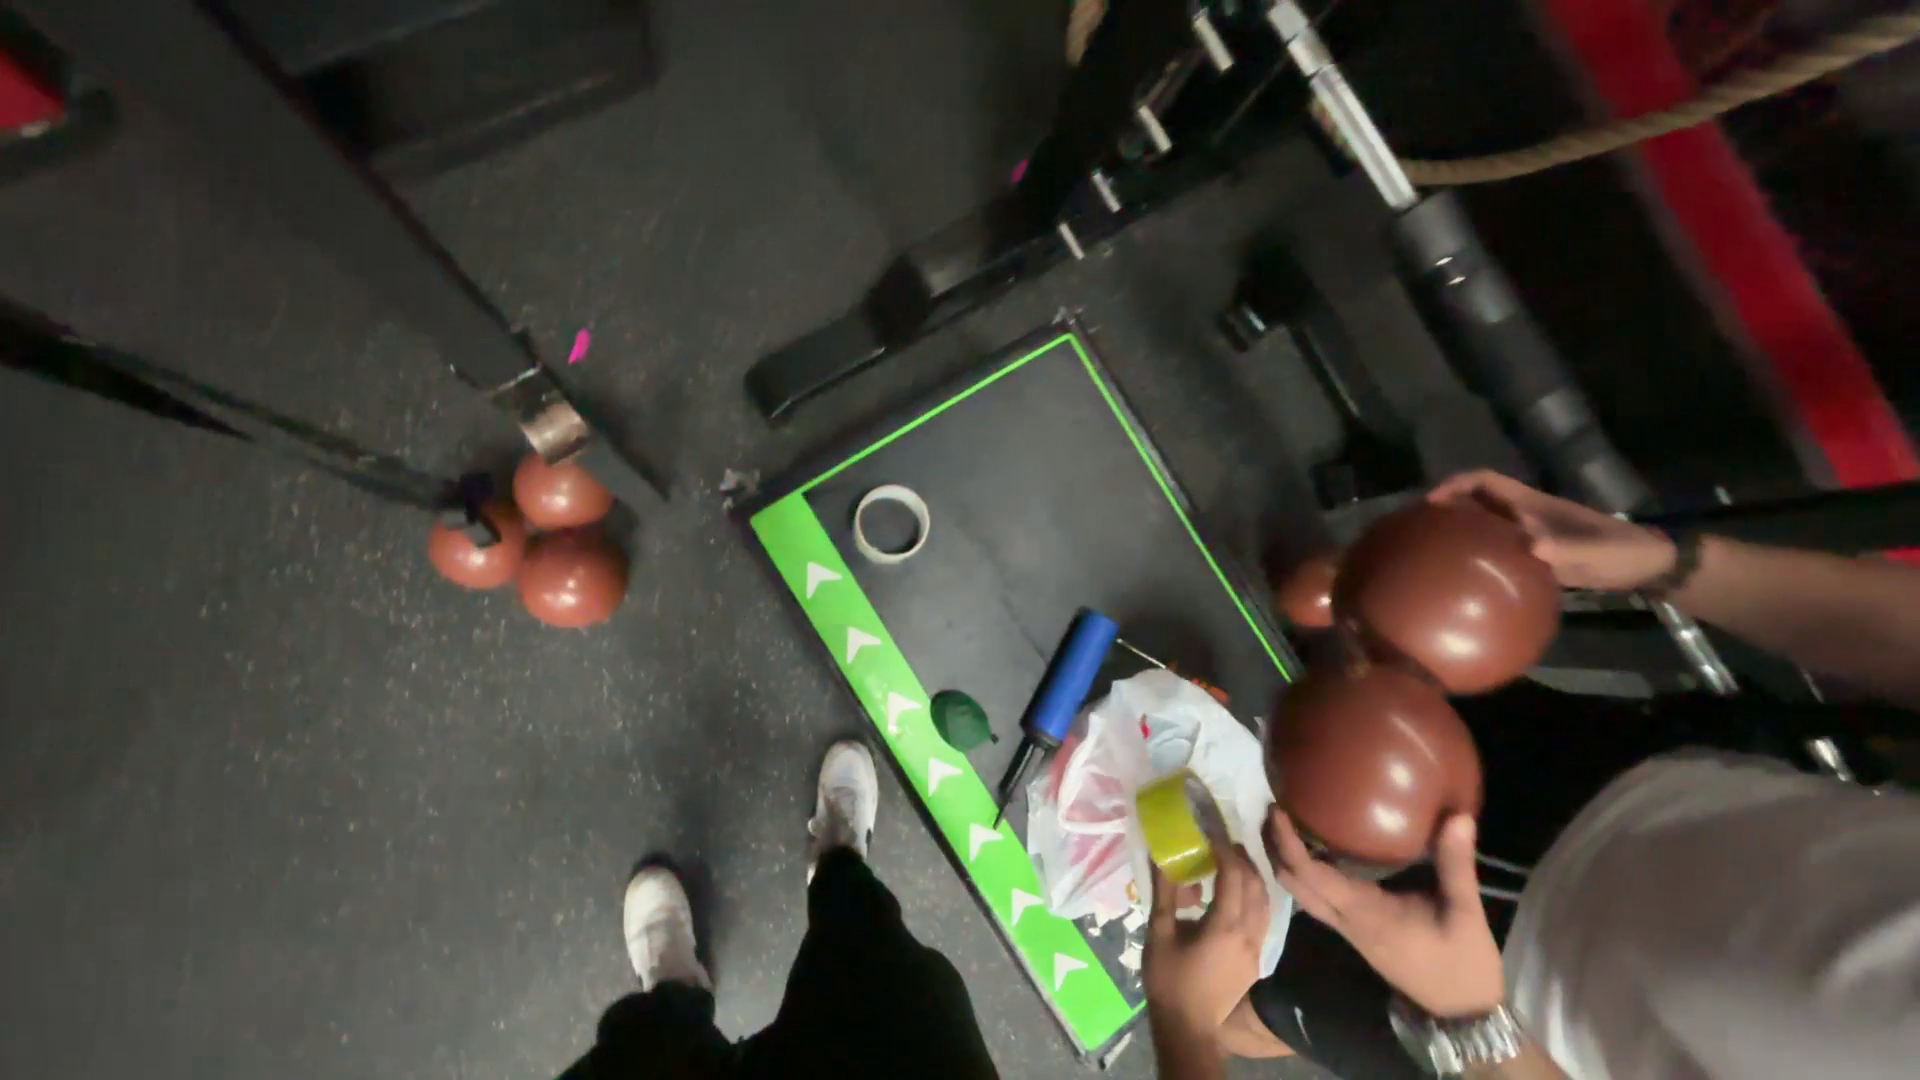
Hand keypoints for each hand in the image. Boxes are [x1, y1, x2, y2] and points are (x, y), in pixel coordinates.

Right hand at [1143, 839, 1272, 1036]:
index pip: (1233, 876)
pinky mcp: (1255, 961)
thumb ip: (1164, 893)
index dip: (1224, 850)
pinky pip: (1262, 919)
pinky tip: (1237, 894)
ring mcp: (1255, 950)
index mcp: (1224, 927)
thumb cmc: (1168, 979)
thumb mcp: (1159, 933)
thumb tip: (1160, 856)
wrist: (1188, 1027)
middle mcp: (1247, 935)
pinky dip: (1254, 898)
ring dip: (1252, 877)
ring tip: (1233, 861)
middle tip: (1224, 840)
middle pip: (1255, 886)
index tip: (1211, 831)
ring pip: (1264, 903)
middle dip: (1242, 859)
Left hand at [1266, 809, 1504, 1017]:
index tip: (1277, 810)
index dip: (1287, 842)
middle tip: (1272, 808)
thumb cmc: (1462, 964)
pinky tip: (1314, 848)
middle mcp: (1343, 918)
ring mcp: (1345, 927)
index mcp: (1362, 911)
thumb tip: (1459, 816)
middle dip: (1274, 846)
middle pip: (1292, 881)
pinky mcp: (1353, 930)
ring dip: (1285, 859)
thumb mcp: (1466, 914)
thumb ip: (1456, 864)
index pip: (1308, 873)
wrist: (1462, 1016)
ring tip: (1285, 821)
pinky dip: (1304, 871)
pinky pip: (1316, 897)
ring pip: (1300, 890)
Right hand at [1429, 471, 1675, 591]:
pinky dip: (1476, 553)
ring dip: (1459, 529)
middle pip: (1477, 500)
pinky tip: (1464, 573)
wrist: (1651, 568)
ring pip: (1484, 524)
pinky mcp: (1533, 554)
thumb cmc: (1623, 552)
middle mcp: (1525, 515)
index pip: (1486, 482)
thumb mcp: (1597, 551)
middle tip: (1420, 526)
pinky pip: (1495, 548)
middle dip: (1447, 506)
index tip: (1431, 501)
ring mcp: (1528, 534)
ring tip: (1432, 548)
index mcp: (1533, 505)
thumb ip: (1566, 548)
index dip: (1456, 484)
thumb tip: (1530, 548)